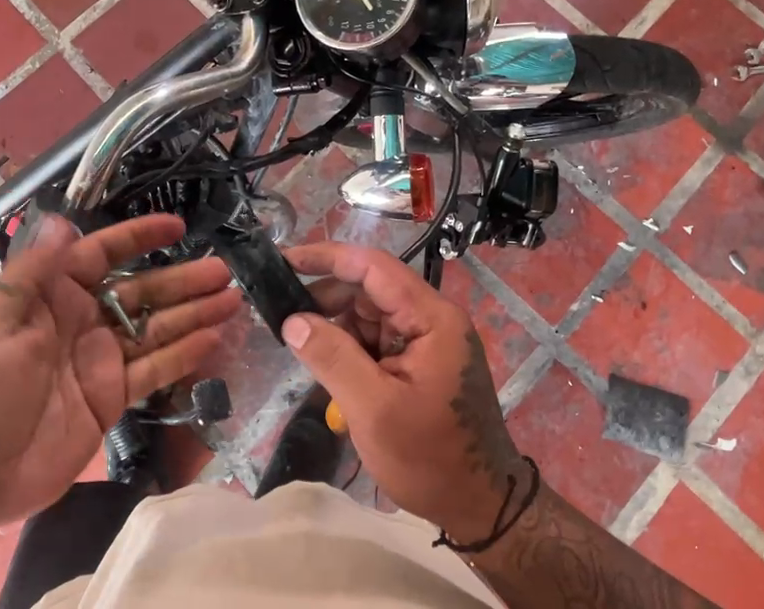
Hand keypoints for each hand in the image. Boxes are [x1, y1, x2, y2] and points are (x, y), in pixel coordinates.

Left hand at [0, 214, 239, 534]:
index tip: (178, 227)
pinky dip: (183, 354)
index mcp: (49, 296)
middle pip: (140, 292)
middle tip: (223, 271)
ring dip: (193, 313)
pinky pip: (153, 369)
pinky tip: (214, 339)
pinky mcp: (110, 397)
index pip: (101, 254)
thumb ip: (34, 272)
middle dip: (182, 280)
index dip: (139, 238)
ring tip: (233, 299)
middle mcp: (80, 321)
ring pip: (155, 328)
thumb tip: (63, 220)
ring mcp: (98, 360)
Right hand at [280, 243, 525, 540]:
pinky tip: (329, 368)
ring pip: (371, 315)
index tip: (284, 260)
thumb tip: (292, 320)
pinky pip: (379, 340)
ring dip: (337, 327)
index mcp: (431, 318)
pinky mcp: (422, 362)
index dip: (327, 257)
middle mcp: (433, 319)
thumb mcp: (373, 409)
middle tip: (283, 319)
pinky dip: (351, 349)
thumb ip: (332, 358)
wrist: (480, 506)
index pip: (374, 267)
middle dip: (327, 299)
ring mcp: (429, 341)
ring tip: (303, 348)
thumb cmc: (429, 458)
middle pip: (371, 289)